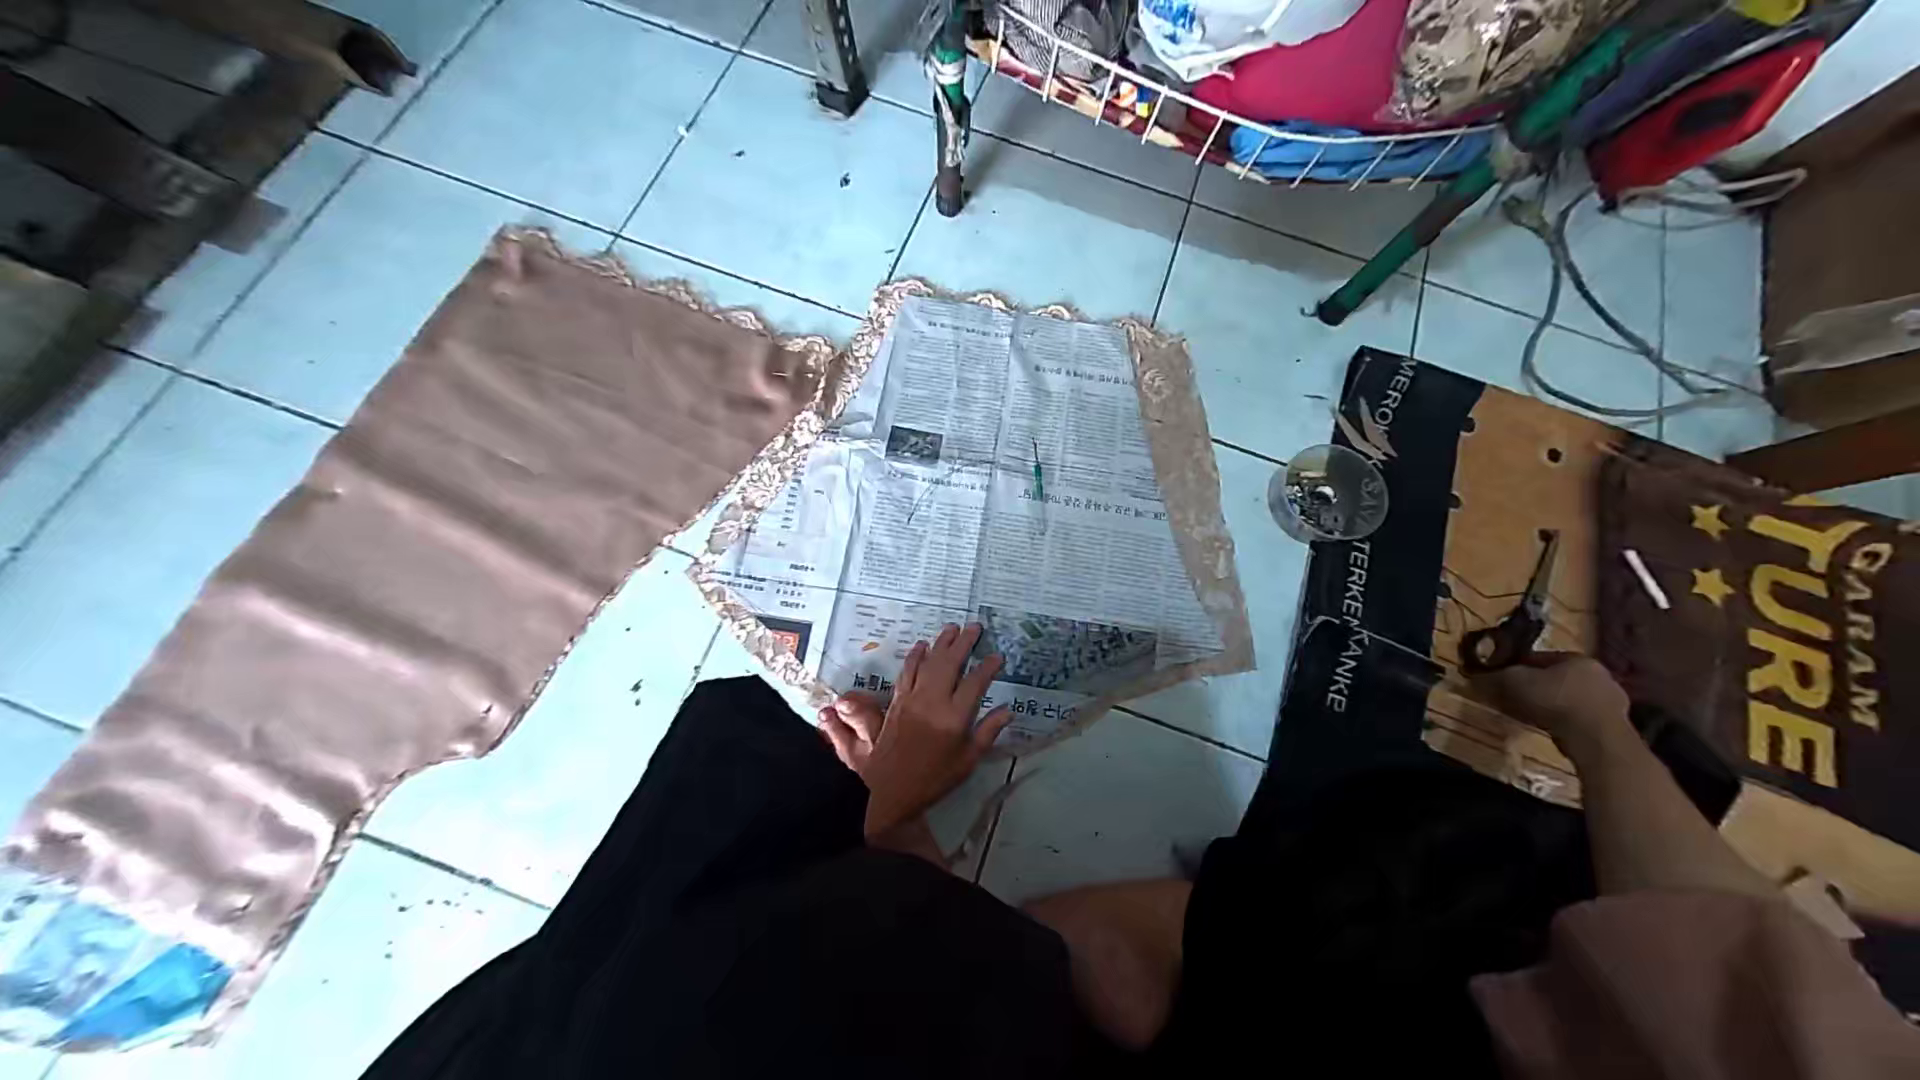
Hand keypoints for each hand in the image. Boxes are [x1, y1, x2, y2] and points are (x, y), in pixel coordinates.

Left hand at [818, 623, 1013, 838]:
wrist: (887, 789)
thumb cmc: (933, 779)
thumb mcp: (967, 762)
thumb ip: (987, 733)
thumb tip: (1007, 711)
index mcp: (954, 717)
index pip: (975, 683)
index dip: (988, 667)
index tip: (997, 656)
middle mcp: (933, 701)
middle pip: (950, 663)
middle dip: (964, 642)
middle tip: (975, 627)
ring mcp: (913, 698)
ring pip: (929, 661)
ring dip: (941, 643)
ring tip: (953, 628)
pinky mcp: (897, 700)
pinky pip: (907, 670)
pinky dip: (916, 655)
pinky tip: (922, 645)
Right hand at [1482, 653, 1632, 758]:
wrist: (1595, 739)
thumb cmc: (1554, 700)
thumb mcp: (1513, 681)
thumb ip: (1495, 676)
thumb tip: (1476, 676)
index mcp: (1578, 659)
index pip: (1539, 658)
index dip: (1515, 666)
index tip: (1499, 677)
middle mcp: (1600, 676)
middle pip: (1554, 678)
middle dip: (1532, 686)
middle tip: (1510, 696)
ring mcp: (1612, 702)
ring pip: (1566, 698)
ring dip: (1546, 704)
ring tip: (1525, 714)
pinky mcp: (1613, 725)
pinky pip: (1577, 716)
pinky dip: (1560, 719)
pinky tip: (1545, 726)